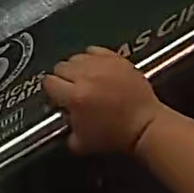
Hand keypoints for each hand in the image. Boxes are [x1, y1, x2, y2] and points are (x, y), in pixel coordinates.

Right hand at [40, 47, 168, 155]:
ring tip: (86, 78)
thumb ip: (65, 128)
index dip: (51, 90)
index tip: (57, 95)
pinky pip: (94, 50)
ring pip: (76, 56)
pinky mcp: (116, 58)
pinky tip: (97, 68)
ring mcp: (102, 64)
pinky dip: (92, 58)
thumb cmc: (115, 136)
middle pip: (60, 66)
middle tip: (72, 88)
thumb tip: (61, 115)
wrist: (145, 125)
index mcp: (75, 97)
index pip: (48, 82)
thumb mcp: (82, 142)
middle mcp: (85, 76)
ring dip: (77, 67)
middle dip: (63, 78)